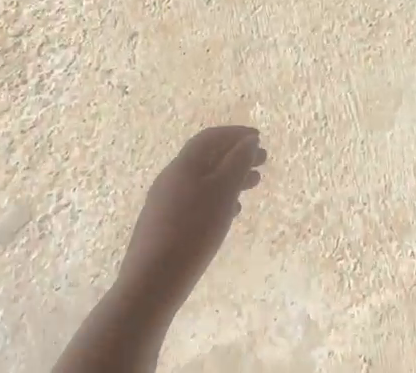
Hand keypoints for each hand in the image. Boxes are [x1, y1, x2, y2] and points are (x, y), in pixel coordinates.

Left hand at [116, 126, 264, 308]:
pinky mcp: (163, 225)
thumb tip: (248, 140)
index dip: (236, 134)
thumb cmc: (193, 231)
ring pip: (203, 180)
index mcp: (184, 165)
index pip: (211, 137)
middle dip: (236, 156)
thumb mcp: (224, 191)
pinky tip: (230, 213)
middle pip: (208, 158)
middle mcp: (171, 178)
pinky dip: (217, 198)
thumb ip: (238, 162)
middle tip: (262, 162)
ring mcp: (165, 203)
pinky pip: (195, 200)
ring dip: (229, 178)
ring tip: (252, 187)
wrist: (152, 282)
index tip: (260, 138)